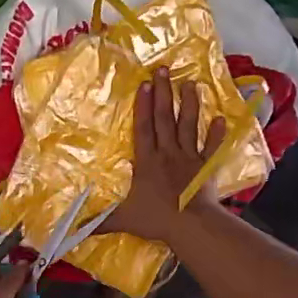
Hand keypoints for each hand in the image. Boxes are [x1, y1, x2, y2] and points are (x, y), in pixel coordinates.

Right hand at [111, 68, 227, 242]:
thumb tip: (75, 227)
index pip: (143, 128)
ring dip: (190, 105)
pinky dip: (217, 134)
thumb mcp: (124, 219)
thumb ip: (101, 220)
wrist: (191, 225)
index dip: (143, 106)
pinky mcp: (206, 168)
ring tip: (191, 84)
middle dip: (164, 94)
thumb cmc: (157, 218)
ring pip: (189, 126)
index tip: (145, 84)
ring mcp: (189, 158)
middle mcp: (168, 153)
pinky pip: (212, 148)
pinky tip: (221, 119)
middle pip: (165, 119)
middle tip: (165, 70)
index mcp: (147, 161)